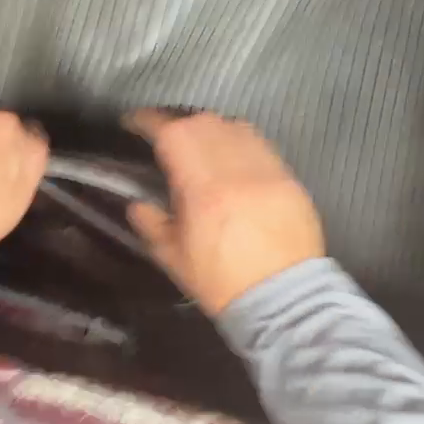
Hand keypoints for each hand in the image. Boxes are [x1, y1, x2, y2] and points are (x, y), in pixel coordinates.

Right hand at [125, 109, 325, 312]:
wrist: (285, 303)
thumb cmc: (221, 282)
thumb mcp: (172, 257)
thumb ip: (150, 223)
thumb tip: (137, 202)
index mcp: (203, 190)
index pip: (172, 135)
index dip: (149, 120)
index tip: (134, 122)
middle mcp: (236, 171)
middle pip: (203, 122)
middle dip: (177, 121)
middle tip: (163, 134)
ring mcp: (267, 171)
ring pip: (234, 126)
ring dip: (209, 126)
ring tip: (198, 140)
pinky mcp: (289, 179)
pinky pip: (260, 144)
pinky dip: (239, 140)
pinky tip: (231, 155)